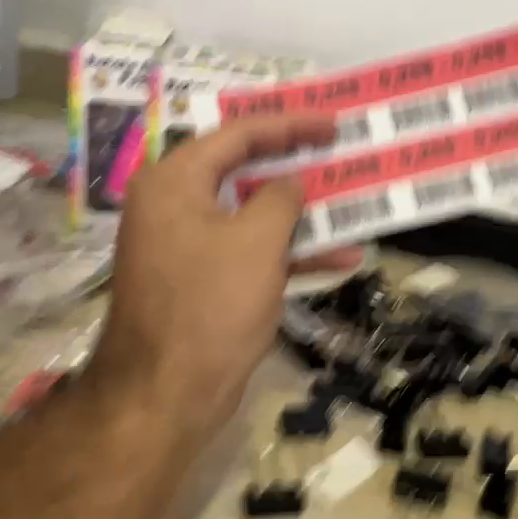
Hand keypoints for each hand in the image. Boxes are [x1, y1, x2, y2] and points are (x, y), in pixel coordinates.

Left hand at [98, 115, 362, 428]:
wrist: (166, 395)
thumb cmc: (210, 305)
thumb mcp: (257, 241)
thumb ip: (281, 198)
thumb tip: (291, 184)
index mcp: (174, 181)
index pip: (237, 133)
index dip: (289, 125)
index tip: (332, 123)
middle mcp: (175, 205)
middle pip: (244, 171)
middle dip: (297, 167)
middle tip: (339, 154)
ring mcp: (189, 246)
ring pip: (252, 215)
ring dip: (301, 214)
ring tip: (351, 203)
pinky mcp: (203, 282)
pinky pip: (251, 252)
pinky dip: (289, 253)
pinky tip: (340, 258)